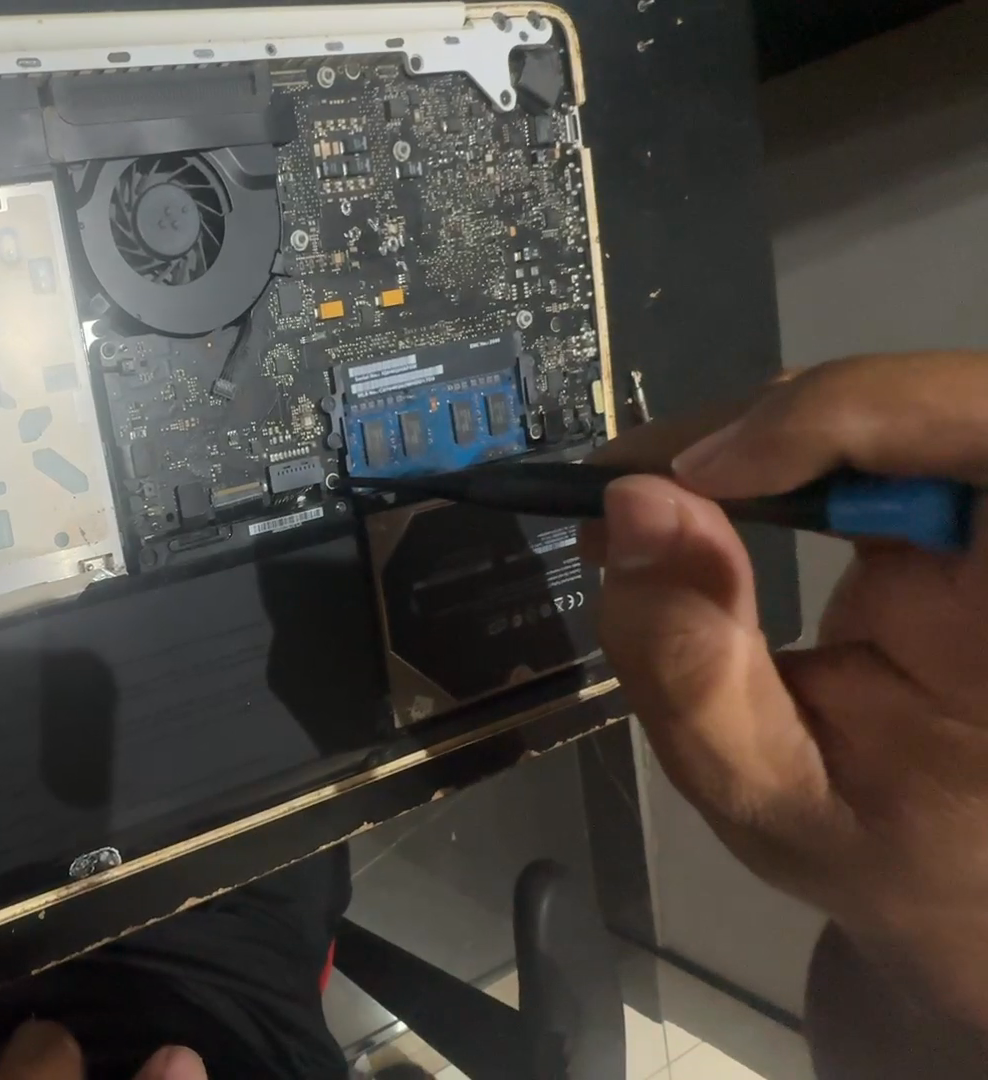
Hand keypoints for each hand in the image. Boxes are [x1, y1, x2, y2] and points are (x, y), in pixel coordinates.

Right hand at [587, 352, 987, 1030]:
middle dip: (757, 431)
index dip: (839, 417)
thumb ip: (686, 660)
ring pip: (893, 411)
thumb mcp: (754, 783)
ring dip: (749, 444)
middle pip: (931, 407)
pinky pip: (880, 442)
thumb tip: (632, 500)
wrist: (973, 876)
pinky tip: (698, 504)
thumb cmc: (881, 853)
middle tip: (621, 491)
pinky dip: (767, 461)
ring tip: (639, 507)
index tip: (684, 481)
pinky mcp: (979, 516)